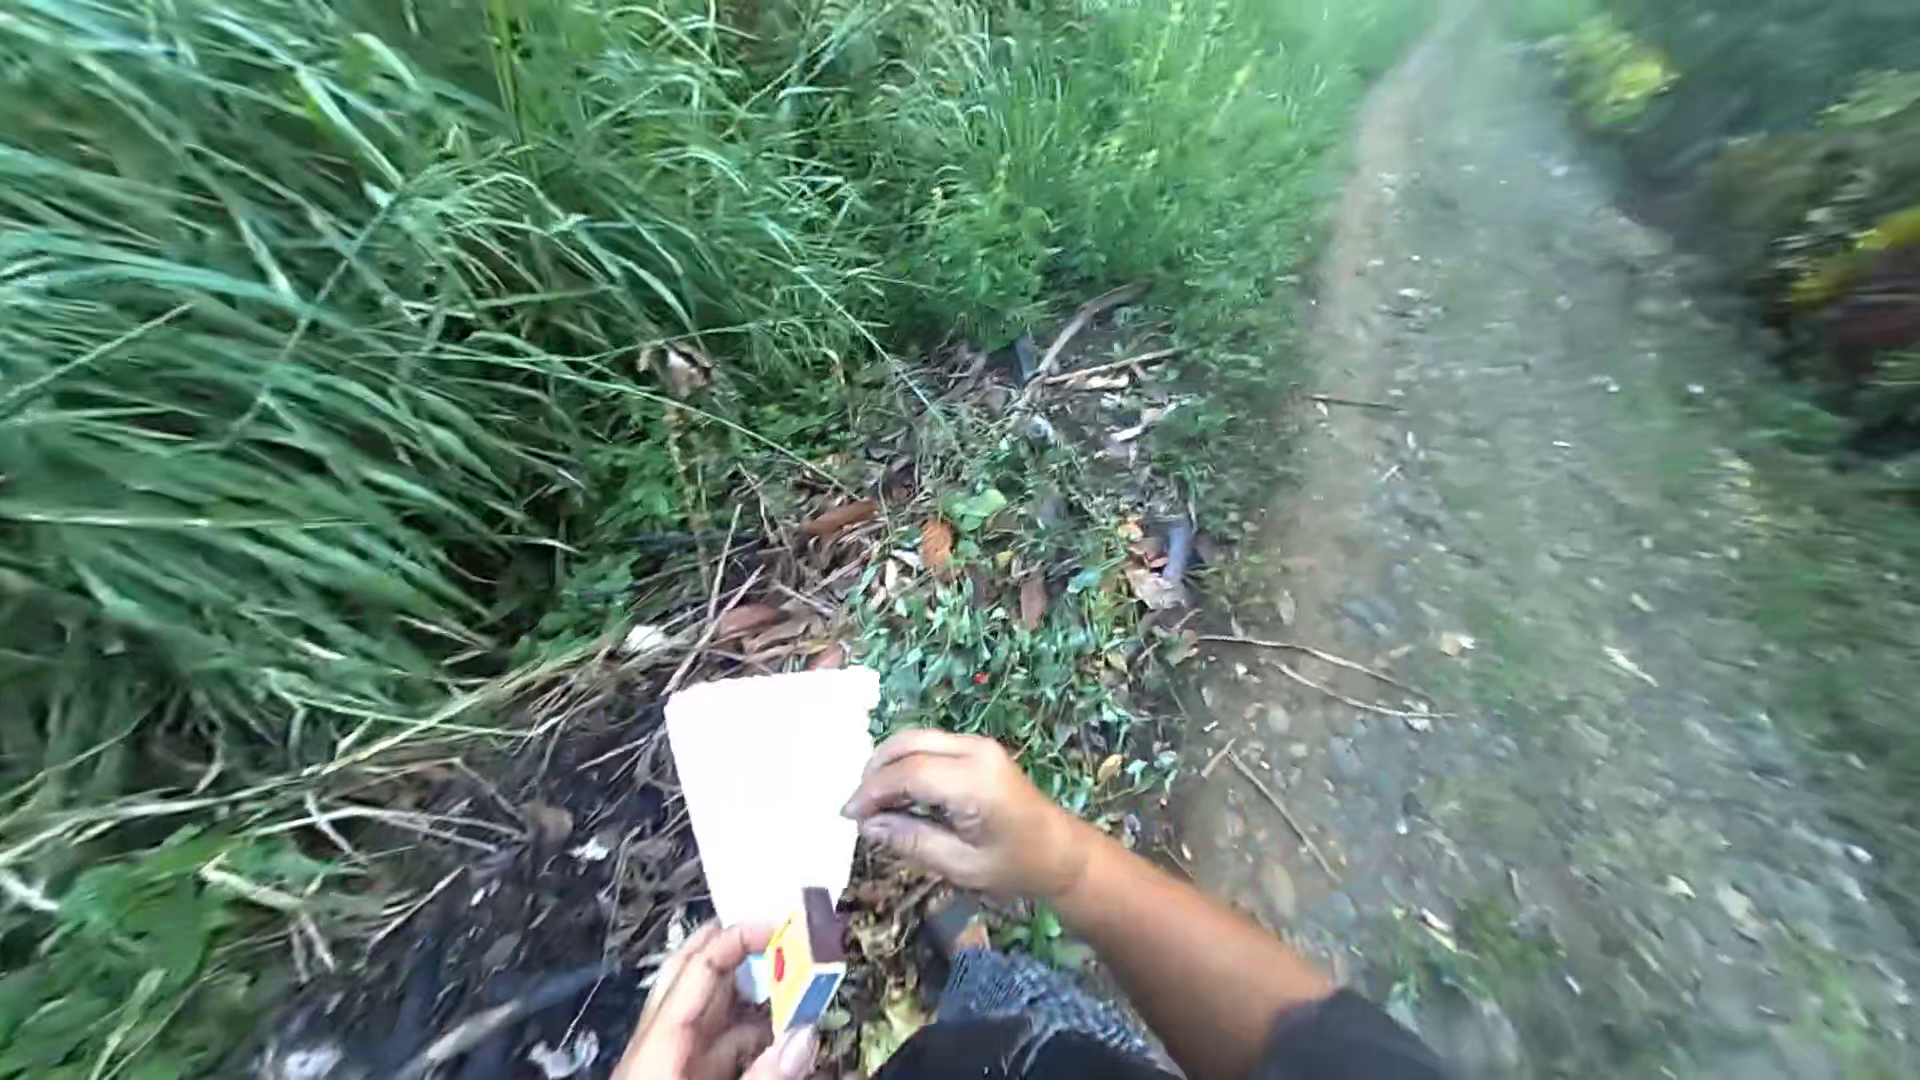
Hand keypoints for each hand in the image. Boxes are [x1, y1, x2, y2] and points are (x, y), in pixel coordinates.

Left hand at [611, 923, 815, 1079]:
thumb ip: (762, 1076)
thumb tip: (807, 1035)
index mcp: (655, 1046)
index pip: (699, 964)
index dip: (741, 936)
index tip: (783, 924)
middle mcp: (659, 1048)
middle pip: (696, 972)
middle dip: (740, 946)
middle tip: (783, 928)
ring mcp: (670, 1067)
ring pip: (712, 1009)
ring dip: (753, 991)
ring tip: (794, 978)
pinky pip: (720, 1044)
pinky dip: (753, 1031)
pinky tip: (784, 1037)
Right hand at [840, 730, 1092, 897]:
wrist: (1060, 850)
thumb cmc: (1015, 865)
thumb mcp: (960, 865)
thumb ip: (912, 840)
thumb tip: (867, 825)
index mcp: (974, 781)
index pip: (909, 772)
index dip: (872, 790)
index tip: (848, 815)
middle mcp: (975, 750)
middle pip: (909, 742)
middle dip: (875, 769)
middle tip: (857, 806)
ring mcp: (977, 744)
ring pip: (917, 737)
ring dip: (889, 762)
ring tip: (873, 801)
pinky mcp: (977, 747)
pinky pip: (931, 744)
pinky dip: (907, 761)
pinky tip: (898, 791)